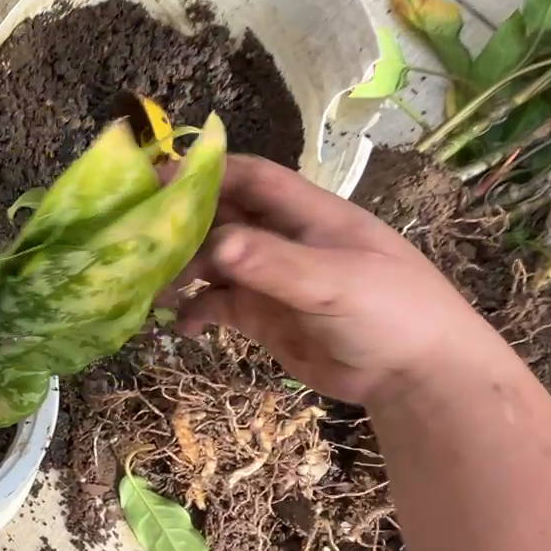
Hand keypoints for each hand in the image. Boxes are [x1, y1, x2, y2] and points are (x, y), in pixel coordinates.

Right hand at [167, 155, 509, 406]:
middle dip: (178, 227)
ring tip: (152, 291)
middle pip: (218, 219)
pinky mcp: (258, 314)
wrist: (415, 378)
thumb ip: (274, 263)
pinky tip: (181, 327)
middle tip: (135, 244)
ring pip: (208, 262)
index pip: (248, 179)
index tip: (155, 182)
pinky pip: (211, 303)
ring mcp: (267, 278)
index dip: (204, 173)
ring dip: (177, 272)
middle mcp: (281, 240)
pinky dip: (190, 311)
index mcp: (306, 216)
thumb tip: (215, 244)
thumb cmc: (390, 315)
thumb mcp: (334, 284)